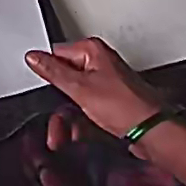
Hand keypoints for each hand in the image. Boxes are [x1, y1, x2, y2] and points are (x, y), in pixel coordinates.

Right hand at [24, 39, 164, 146]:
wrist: (152, 131)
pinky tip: (80, 133)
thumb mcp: (80, 89)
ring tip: (66, 134)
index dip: (48, 76)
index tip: (45, 93)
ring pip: (74, 97)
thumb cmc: (126, 106)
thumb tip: (34, 57)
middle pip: (65, 79)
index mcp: (92, 51)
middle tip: (57, 123)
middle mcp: (99, 62)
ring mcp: (105, 81)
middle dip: (59, 104)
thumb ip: (53, 72)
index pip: (56, 55)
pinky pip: (86, 108)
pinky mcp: (109, 99)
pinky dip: (81, 121)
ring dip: (69, 118)